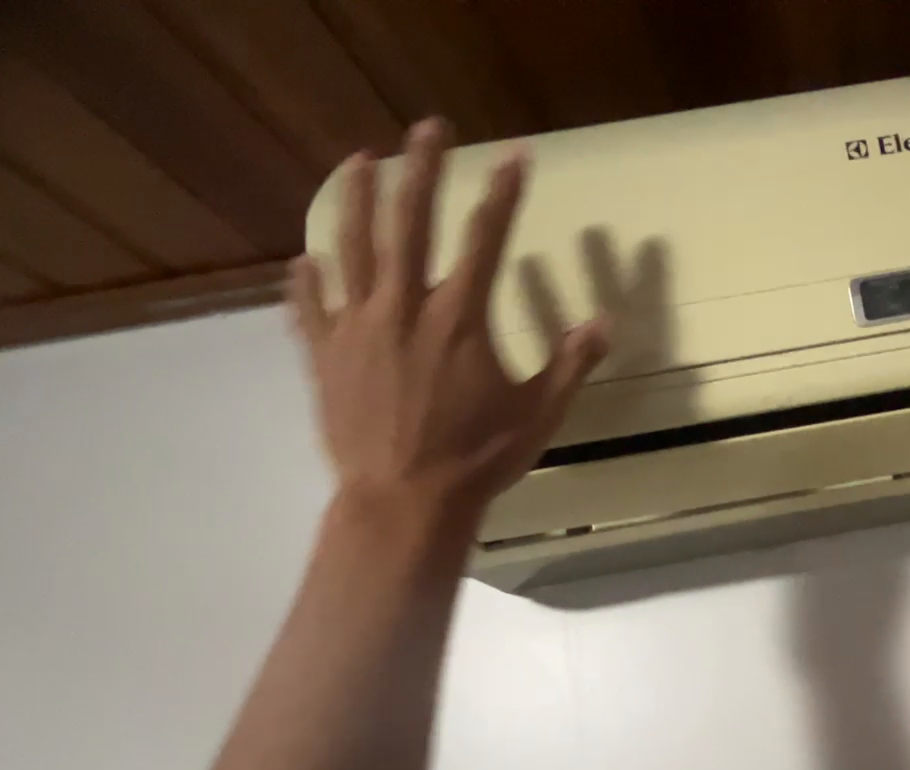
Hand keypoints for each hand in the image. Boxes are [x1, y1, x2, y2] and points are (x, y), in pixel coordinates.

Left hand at [288, 119, 607, 520]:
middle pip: (410, 222)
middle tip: (430, 129)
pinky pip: (308, 305)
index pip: (485, 239)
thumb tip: (604, 321)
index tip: (515, 154)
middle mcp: (403, 307)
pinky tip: (305, 259)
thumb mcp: (541, 414)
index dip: (502, 193)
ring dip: (355, 199)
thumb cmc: (479, 457)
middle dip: (422, 169)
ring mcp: (356, 327)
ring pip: (350, 247)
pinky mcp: (324, 355)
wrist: (404, 500)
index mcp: (460, 319)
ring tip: (358, 161)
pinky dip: (306, 278)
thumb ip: (571, 363)